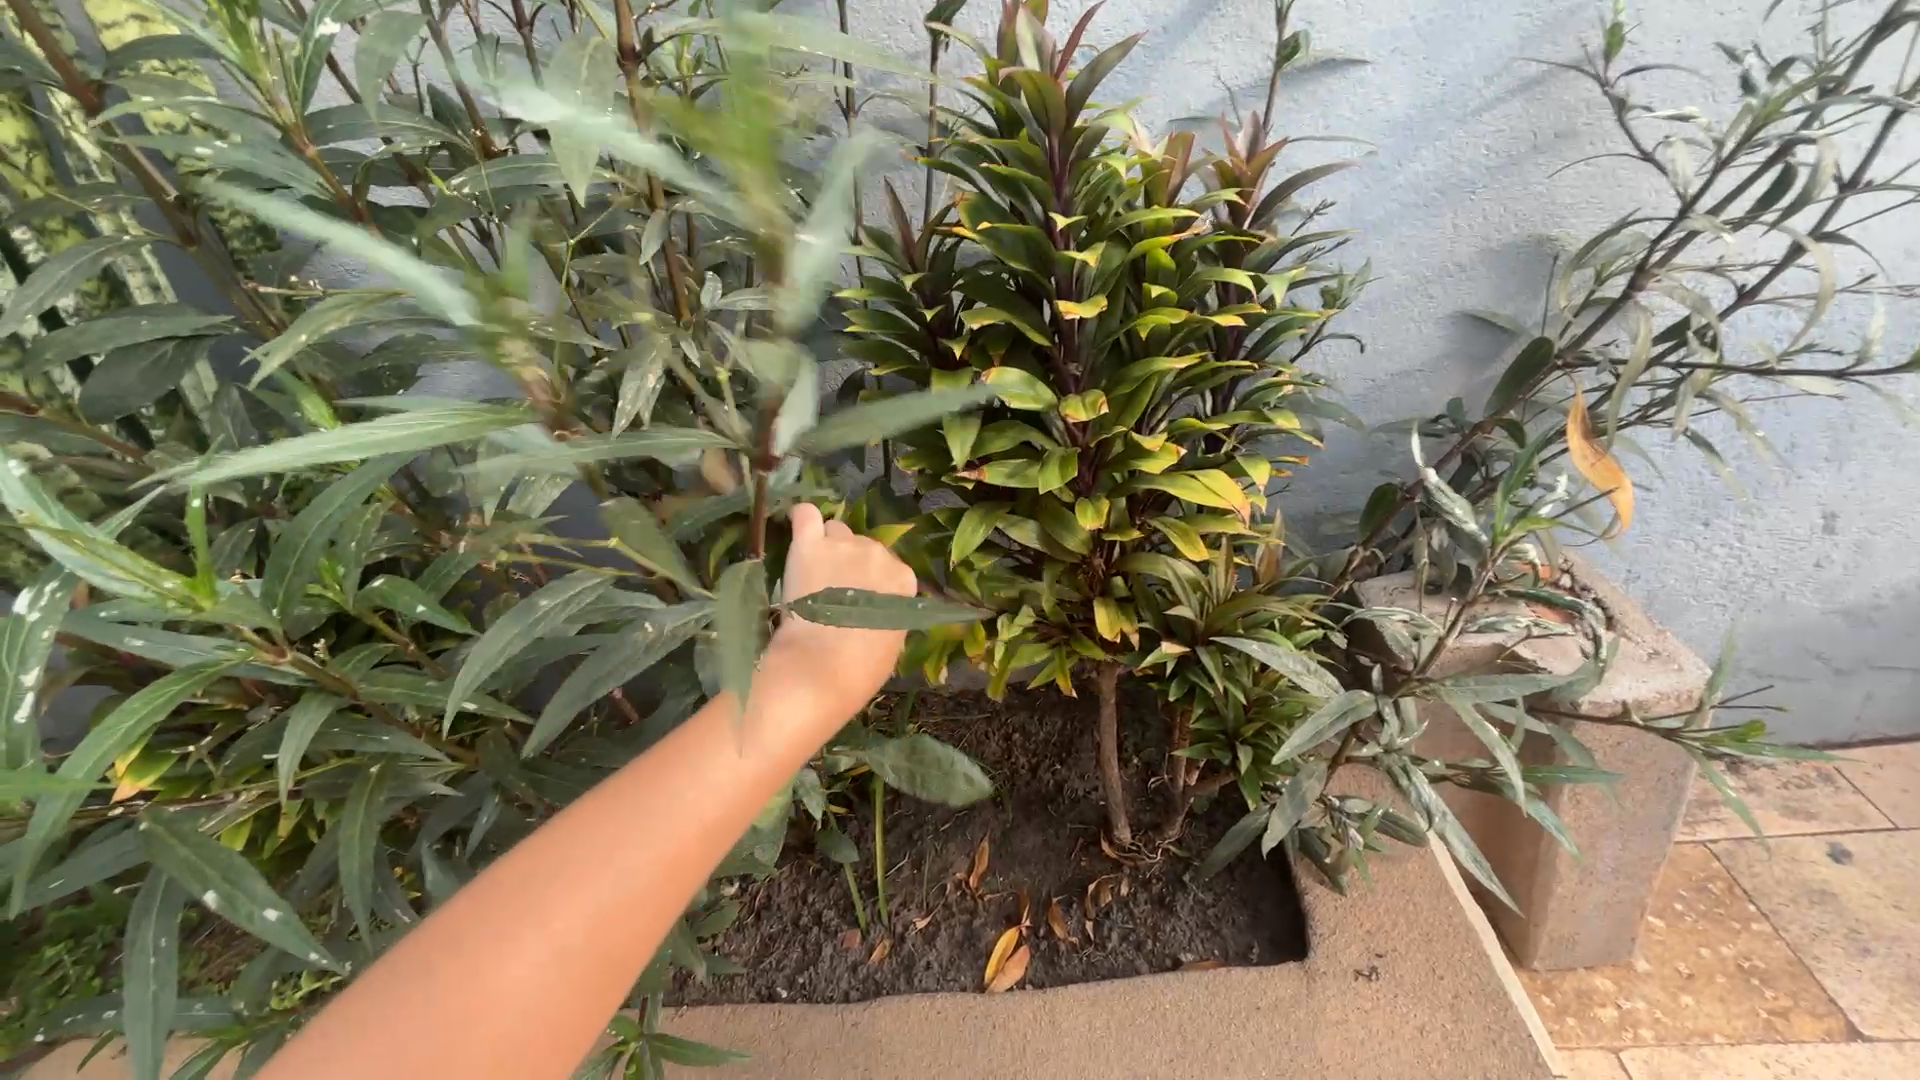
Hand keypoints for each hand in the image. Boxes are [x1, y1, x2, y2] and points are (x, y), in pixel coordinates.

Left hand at [766, 502, 916, 724]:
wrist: (821, 668)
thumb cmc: (862, 668)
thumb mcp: (892, 642)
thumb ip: (888, 612)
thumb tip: (876, 608)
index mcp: (904, 578)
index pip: (890, 566)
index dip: (872, 582)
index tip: (859, 600)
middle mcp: (878, 553)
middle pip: (863, 545)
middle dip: (849, 563)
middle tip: (832, 591)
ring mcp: (843, 545)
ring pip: (836, 530)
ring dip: (827, 545)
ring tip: (813, 572)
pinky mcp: (809, 545)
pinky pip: (806, 516)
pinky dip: (802, 522)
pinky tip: (799, 534)